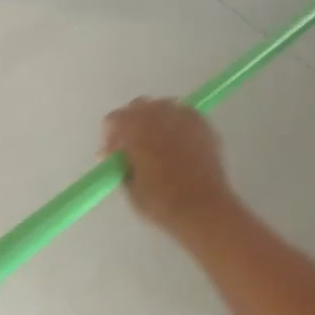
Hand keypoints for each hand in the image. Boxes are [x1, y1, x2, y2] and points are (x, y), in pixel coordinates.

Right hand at [104, 97, 240, 236]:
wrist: (204, 208)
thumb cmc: (161, 200)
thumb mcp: (128, 185)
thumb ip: (120, 164)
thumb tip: (118, 156)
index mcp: (135, 127)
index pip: (113, 120)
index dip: (110, 138)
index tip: (113, 157)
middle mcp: (158, 113)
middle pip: (138, 107)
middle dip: (132, 125)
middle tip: (134, 150)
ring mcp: (184, 116)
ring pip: (163, 108)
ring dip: (155, 122)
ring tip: (158, 147)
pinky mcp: (203, 124)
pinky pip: (183, 117)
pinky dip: (177, 127)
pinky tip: (178, 148)